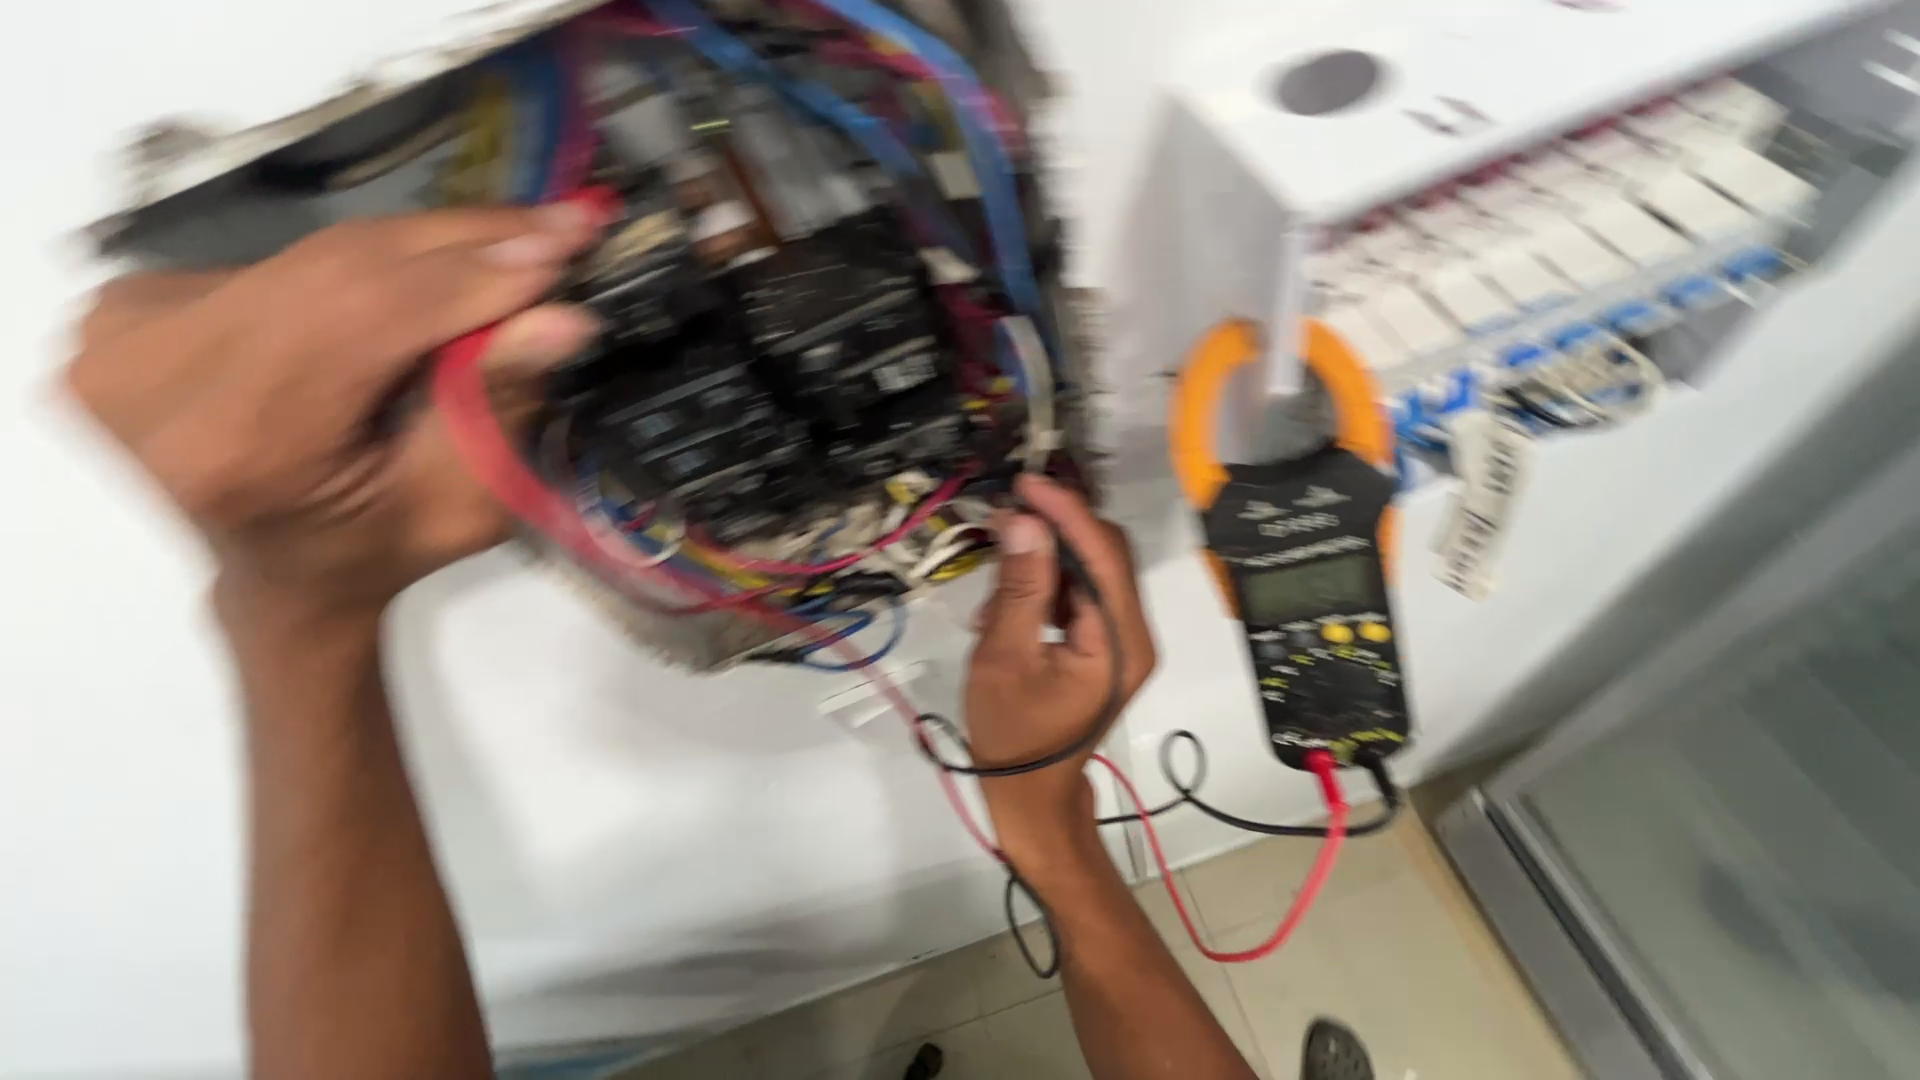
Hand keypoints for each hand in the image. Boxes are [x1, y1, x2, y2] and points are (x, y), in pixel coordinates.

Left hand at [66, 206, 602, 625]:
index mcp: (238, 444)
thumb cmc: (382, 551)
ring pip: (321, 255)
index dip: (470, 276)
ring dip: (434, 246)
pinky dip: (383, 261)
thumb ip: (499, 404)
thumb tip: (563, 320)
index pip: (364, 315)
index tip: (564, 244)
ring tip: (522, 241)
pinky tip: (444, 270)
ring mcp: (124, 329)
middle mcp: (151, 373)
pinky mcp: (136, 304)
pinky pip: (294, 261)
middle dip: (465, 246)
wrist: (286, 575)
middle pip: (339, 269)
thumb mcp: (465, 502)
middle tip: (561, 225)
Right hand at [966, 475, 1157, 870]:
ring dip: (1047, 553)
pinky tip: (1007, 596)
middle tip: (1005, 512)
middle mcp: (1135, 633)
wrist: (1030, 793)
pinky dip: (1047, 582)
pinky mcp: (1105, 644)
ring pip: (1092, 570)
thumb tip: (1025, 521)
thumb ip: (1019, 588)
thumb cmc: (1013, 733)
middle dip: (1057, 526)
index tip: (1025, 483)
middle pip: (1106, 555)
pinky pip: (1081, 594)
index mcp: (1121, 641)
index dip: (1066, 512)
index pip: (1103, 556)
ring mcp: (1123, 639)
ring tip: (998, 553)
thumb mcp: (1004, 657)